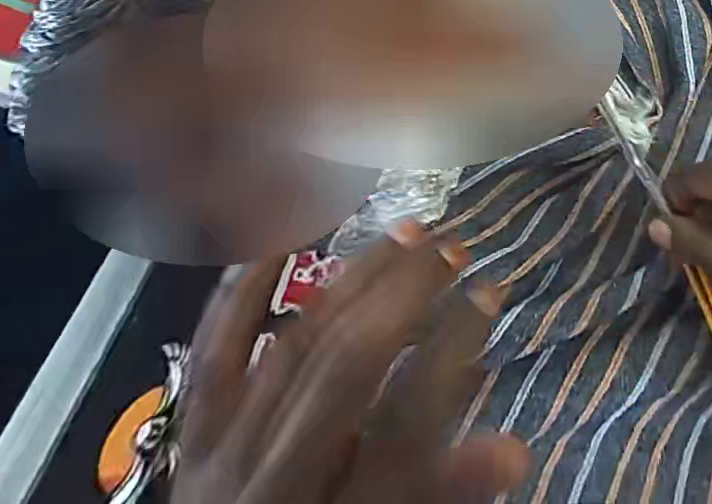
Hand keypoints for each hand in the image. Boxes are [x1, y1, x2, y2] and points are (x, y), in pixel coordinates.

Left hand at [171, 223, 523, 503]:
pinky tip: (282, 234)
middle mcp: (275, 476)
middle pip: (346, 366)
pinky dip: (247, 287)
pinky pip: (219, 348)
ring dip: (357, 278)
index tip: (491, 292)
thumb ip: (442, 492)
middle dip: (406, 294)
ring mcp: (226, 446)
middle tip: (454, 247)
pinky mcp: (196, 428)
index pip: (406, 424)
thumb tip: (516, 448)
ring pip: (298, 342)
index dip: (452, 351)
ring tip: (406, 233)